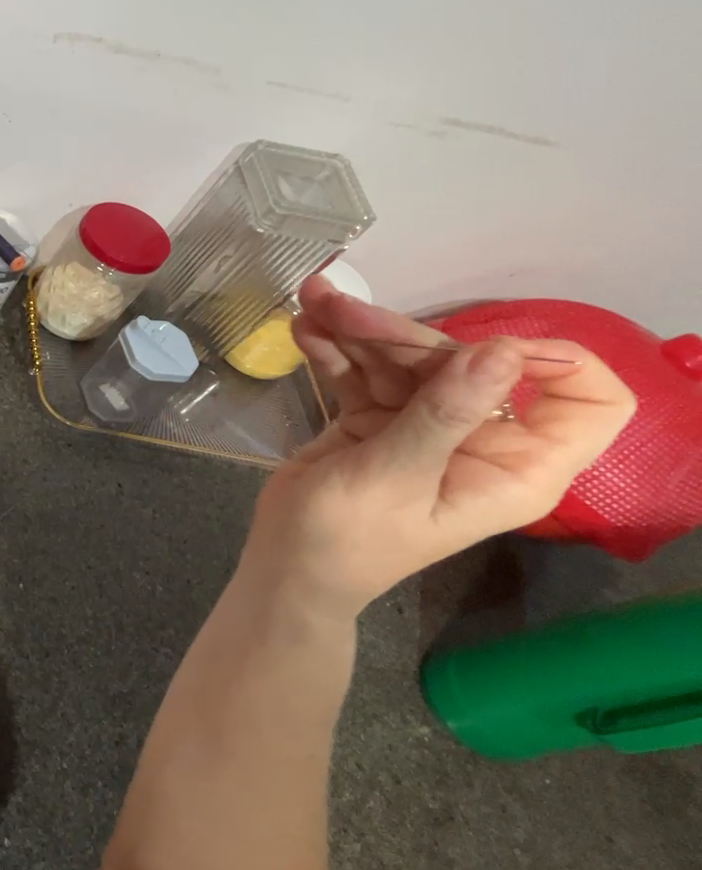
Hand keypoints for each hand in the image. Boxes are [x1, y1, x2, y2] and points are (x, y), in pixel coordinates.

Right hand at [243, 275, 635, 615]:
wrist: (285, 565)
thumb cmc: (348, 538)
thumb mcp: (394, 477)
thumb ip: (442, 415)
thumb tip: (504, 351)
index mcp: (515, 464)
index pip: (584, 401)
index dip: (555, 362)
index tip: (486, 343)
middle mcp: (478, 439)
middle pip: (463, 365)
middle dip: (400, 335)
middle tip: (338, 309)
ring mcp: (423, 428)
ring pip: (404, 363)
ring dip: (356, 333)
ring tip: (309, 304)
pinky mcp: (374, 422)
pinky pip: (363, 375)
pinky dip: (334, 352)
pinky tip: (304, 332)